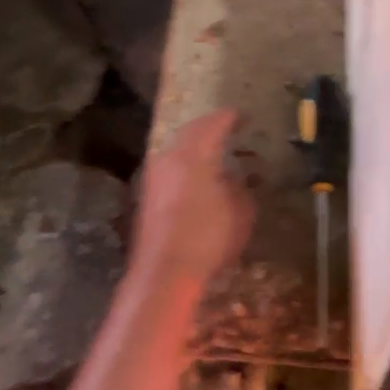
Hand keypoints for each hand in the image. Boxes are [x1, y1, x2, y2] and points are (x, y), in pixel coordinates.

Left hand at [132, 109, 254, 281]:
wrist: (164, 273)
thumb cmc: (208, 239)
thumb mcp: (240, 213)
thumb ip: (238, 189)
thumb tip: (231, 178)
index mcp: (193, 155)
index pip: (212, 125)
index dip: (229, 118)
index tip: (242, 116)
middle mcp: (168, 158)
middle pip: (189, 132)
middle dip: (209, 127)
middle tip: (227, 127)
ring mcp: (153, 177)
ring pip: (175, 149)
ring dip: (194, 145)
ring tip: (213, 150)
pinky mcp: (147, 197)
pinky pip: (169, 167)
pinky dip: (185, 163)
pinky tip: (196, 175)